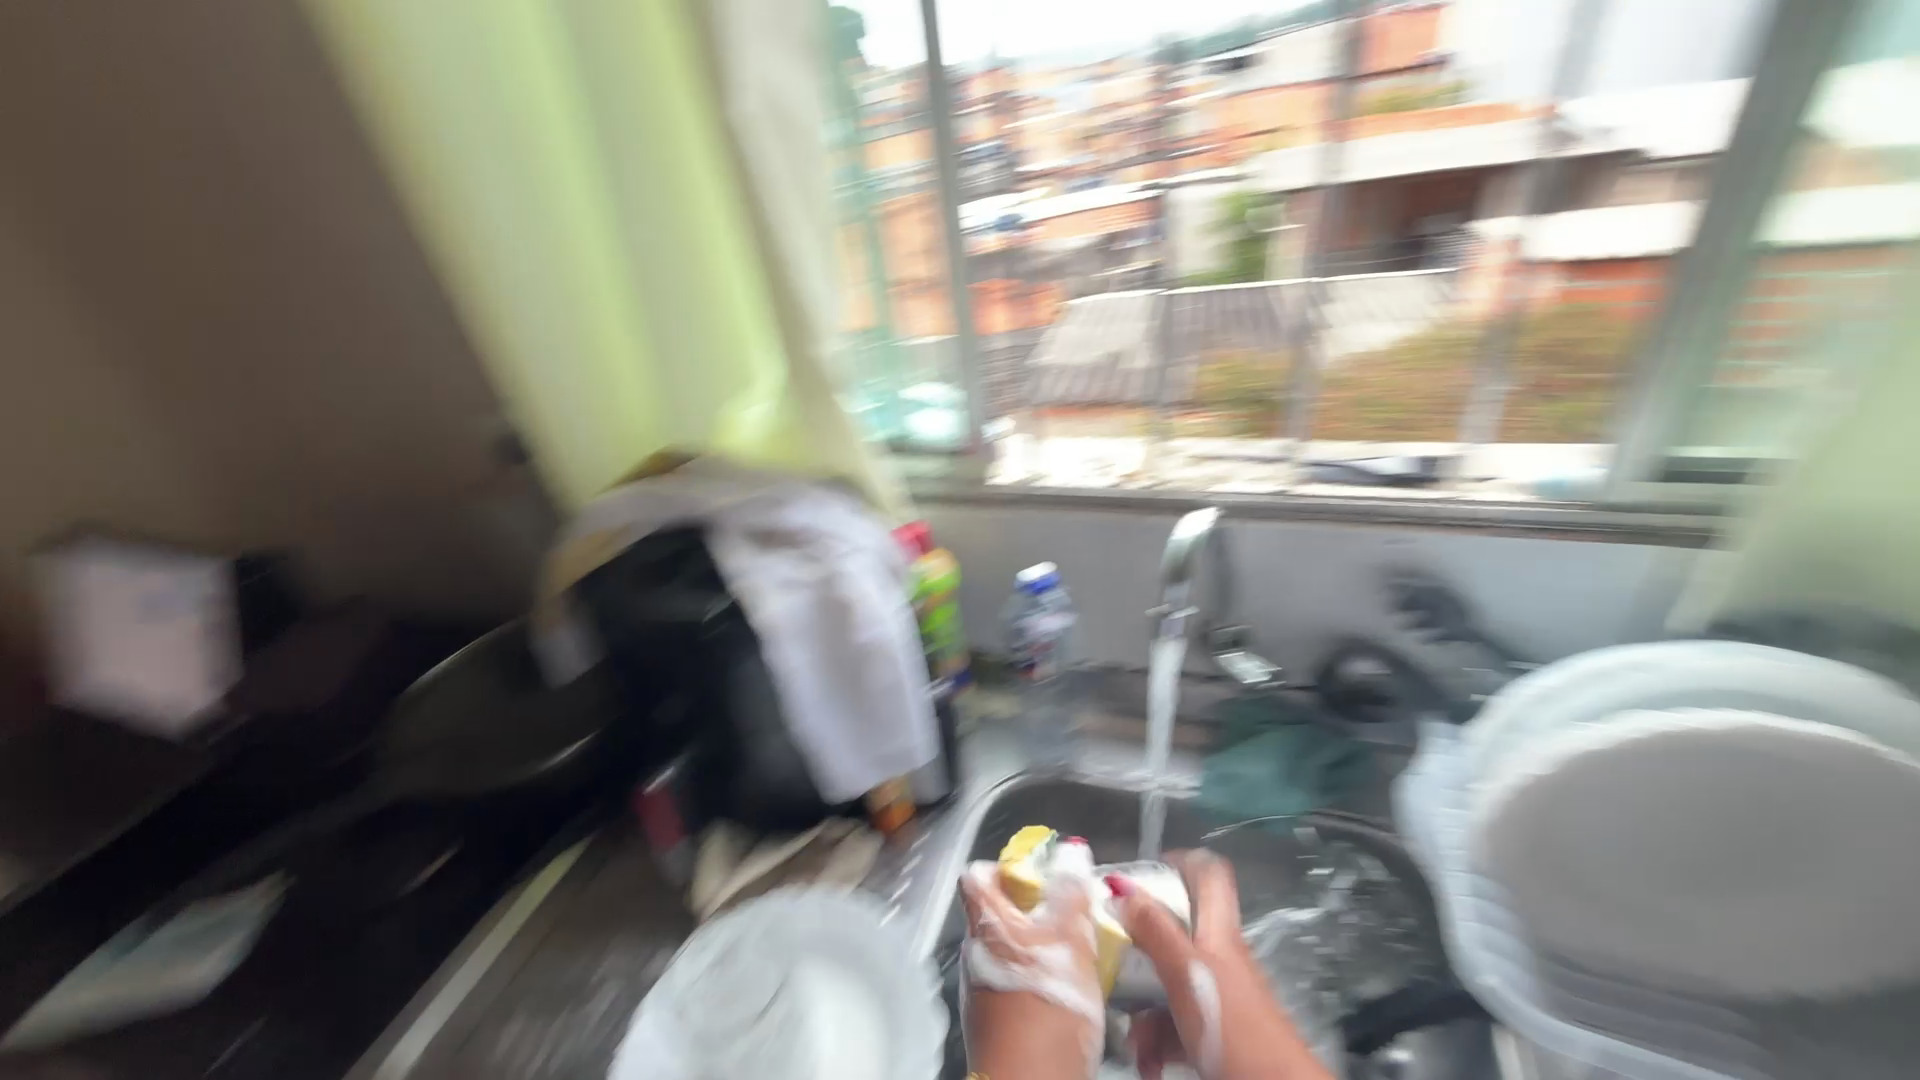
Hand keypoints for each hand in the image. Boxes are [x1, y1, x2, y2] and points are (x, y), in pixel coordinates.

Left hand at [959, 860, 1103, 1079]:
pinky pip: (1010, 981)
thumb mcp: (1072, 942)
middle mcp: (973, 950)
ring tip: (1074, 956)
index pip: (977, 873)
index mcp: (985, 922)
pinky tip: (1062, 994)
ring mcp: (977, 986)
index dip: (1005, 866)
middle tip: (1069, 914)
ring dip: (1036, 946)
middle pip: (996, 911)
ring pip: (1006, 948)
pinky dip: (1033, 978)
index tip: (1039, 874)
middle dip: (1033, 909)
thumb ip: (1072, 895)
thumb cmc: (1047, 1008)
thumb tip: (1072, 853)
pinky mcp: (990, 1019)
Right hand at [1112, 850, 1334, 1079]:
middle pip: (1173, 935)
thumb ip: (1154, 930)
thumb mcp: (1187, 975)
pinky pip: (1176, 1024)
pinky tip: (1147, 1063)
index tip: (1144, 873)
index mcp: (1217, 933)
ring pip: (1168, 985)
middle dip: (1138, 954)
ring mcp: (1217, 997)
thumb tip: (1120, 886)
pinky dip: (1158, 1042)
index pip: (1209, 875)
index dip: (1181, 862)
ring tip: (1133, 1043)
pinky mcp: (1216, 1034)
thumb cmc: (1234, 1029)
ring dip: (1143, 1012)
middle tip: (1111, 965)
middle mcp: (1217, 957)